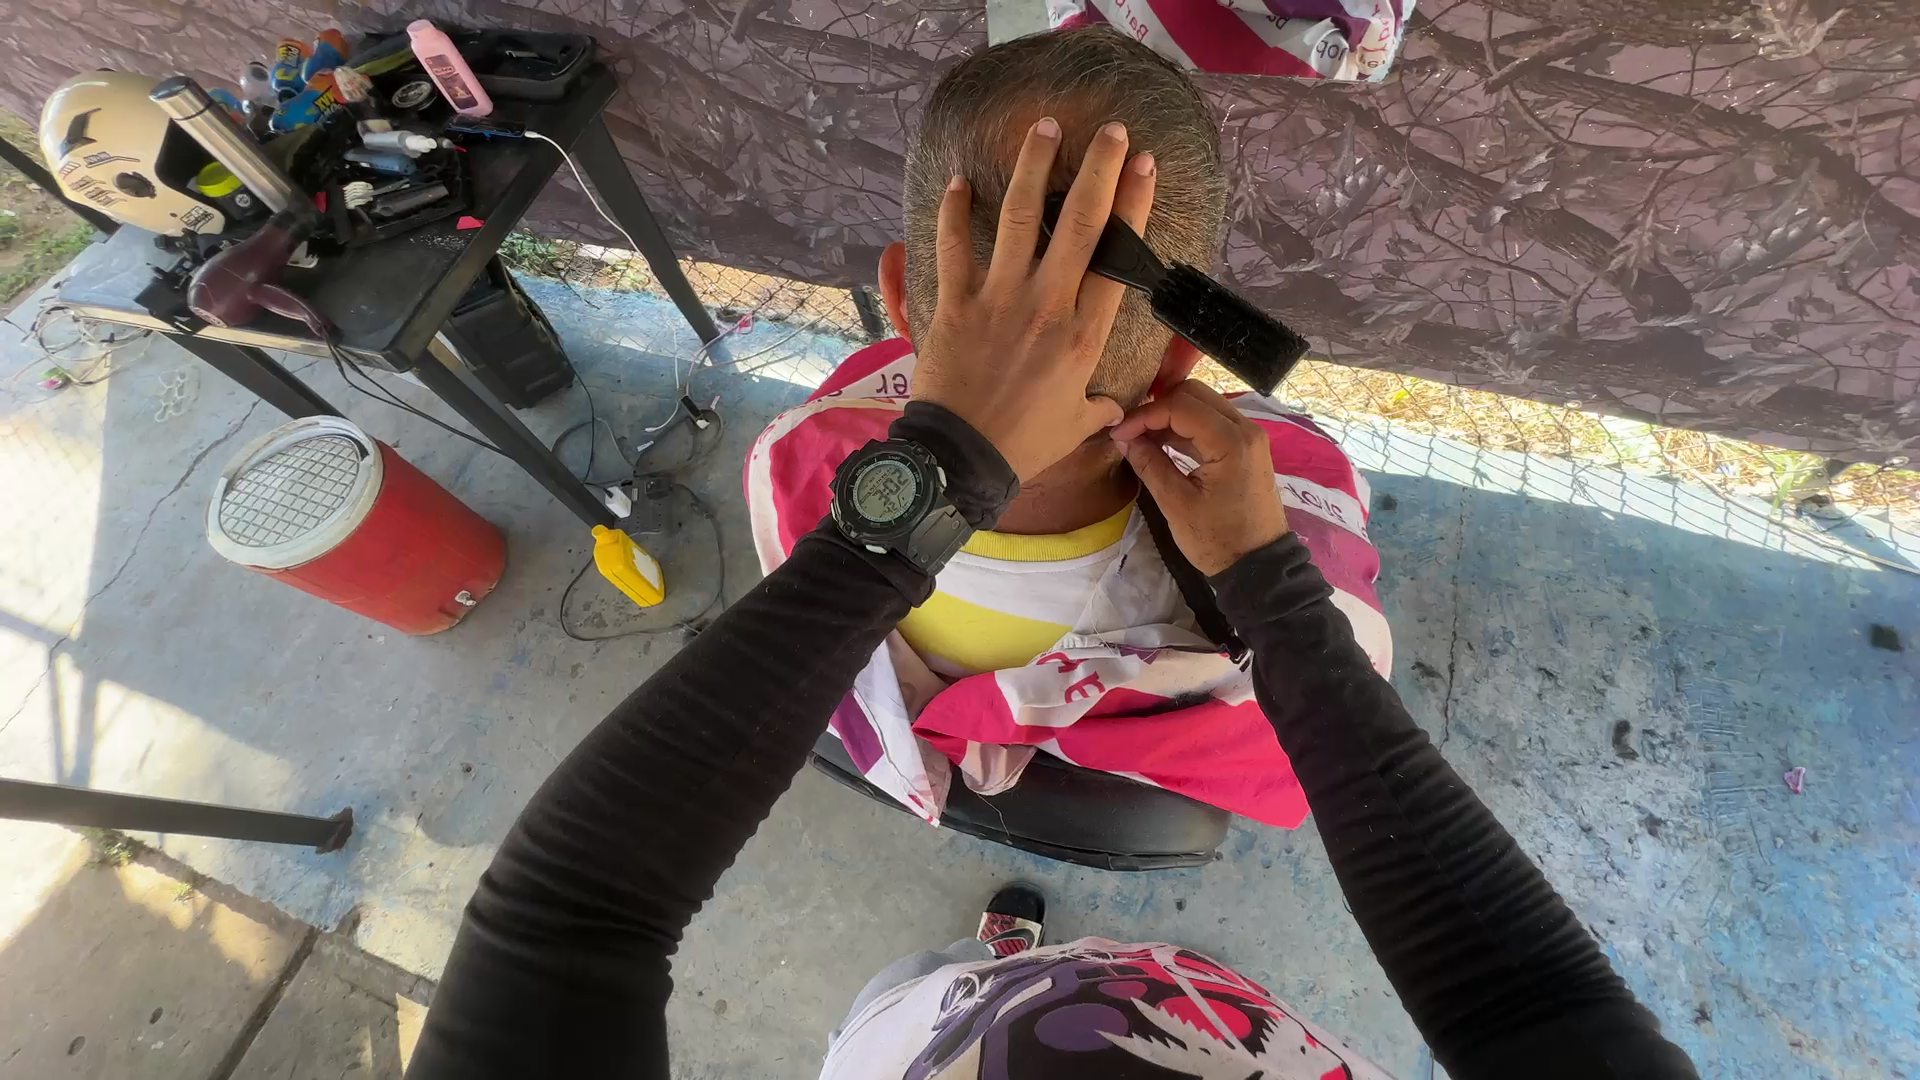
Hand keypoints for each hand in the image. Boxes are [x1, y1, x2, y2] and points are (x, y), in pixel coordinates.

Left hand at [910, 117, 1156, 479]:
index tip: (1145, 167)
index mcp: (1083, 335)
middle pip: (1079, 222)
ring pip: (1020, 218)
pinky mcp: (955, 303)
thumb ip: (1100, 408)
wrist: (962, 458)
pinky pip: (954, 247)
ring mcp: (999, 298)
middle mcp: (1047, 304)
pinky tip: (960, 182)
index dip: (1134, 206)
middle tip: (1113, 132)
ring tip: (1044, 128)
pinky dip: (954, 212)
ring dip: (1033, 167)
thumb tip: (1116, 406)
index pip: (1116, 258)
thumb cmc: (1023, 445)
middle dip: (1100, 169)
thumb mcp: (1075, 427)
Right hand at [1111, 380, 1289, 575]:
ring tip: (1140, 439)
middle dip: (1157, 408)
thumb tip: (1123, 439)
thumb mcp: (1176, 504)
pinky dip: (1184, 428)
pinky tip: (1160, 444)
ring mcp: (1248, 436)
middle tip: (1130, 432)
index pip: (1180, 406)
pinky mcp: (1245, 447)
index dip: (1144, 416)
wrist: (1258, 564)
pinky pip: (1211, 423)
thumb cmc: (1217, 539)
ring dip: (1170, 416)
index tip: (1119, 434)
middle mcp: (1245, 429)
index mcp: (1232, 441)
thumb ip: (1149, 464)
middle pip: (1194, 394)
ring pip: (1203, 405)